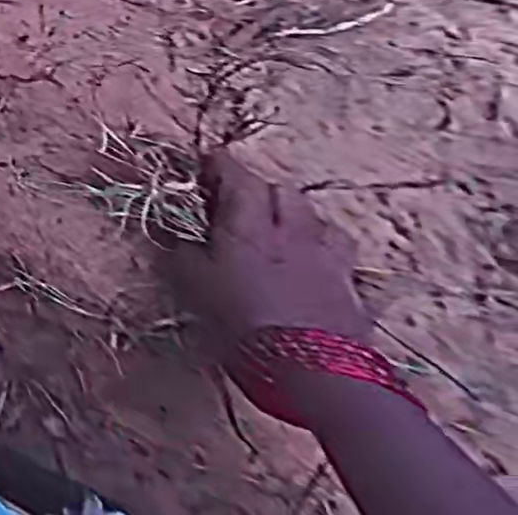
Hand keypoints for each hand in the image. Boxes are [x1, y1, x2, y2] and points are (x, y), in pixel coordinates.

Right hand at [172, 151, 370, 342]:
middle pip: (285, 193)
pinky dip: (320, 247)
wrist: (312, 372)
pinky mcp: (353, 289)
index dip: (222, 164)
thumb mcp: (190, 277)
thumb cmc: (237, 317)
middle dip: (260, 188)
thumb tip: (177, 228)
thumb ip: (185, 246)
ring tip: (276, 226)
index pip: (241, 179)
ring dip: (295, 216)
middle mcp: (294, 235)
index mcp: (249, 226)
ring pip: (318, 220)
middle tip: (235, 197)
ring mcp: (330, 262)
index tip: (206, 159)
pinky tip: (307, 260)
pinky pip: (339, 254)